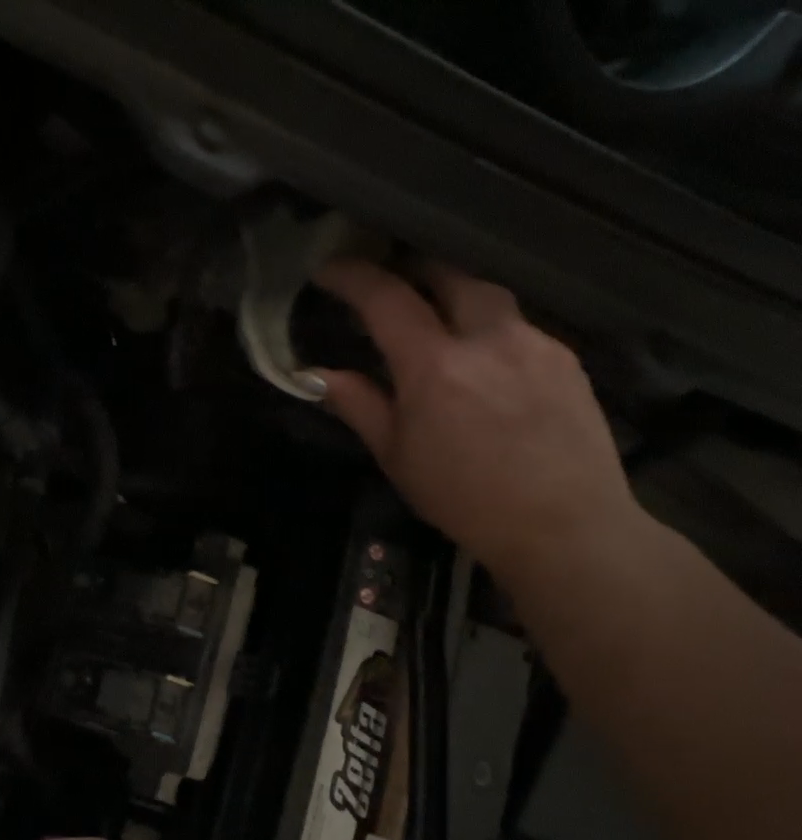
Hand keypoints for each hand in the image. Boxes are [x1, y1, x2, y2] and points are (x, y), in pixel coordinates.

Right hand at [310, 259, 646, 577]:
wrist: (564, 523)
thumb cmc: (461, 496)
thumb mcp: (395, 455)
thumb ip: (359, 404)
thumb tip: (319, 375)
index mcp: (435, 367)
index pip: (388, 300)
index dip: (354, 277)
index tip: (329, 270)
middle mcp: (489, 341)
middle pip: (451, 276)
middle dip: (414, 269)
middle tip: (387, 280)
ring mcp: (535, 345)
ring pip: (490, 297)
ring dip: (455, 295)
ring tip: (433, 314)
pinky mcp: (566, 360)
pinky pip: (518, 327)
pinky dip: (487, 328)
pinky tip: (479, 358)